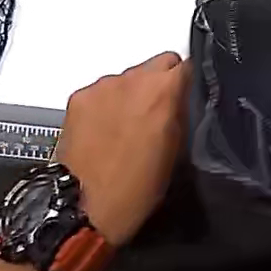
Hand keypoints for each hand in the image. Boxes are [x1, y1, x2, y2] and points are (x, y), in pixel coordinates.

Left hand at [55, 52, 188, 246]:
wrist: (85, 205)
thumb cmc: (134, 190)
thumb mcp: (177, 154)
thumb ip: (183, 116)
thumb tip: (183, 102)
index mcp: (164, 91)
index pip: (188, 65)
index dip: (190, 82)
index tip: (188, 96)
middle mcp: (133, 80)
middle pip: (158, 65)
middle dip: (162, 84)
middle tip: (159, 114)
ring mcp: (103, 86)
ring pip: (128, 78)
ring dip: (132, 95)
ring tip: (128, 128)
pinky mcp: (79, 96)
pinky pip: (101, 91)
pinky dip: (106, 104)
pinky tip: (105, 130)